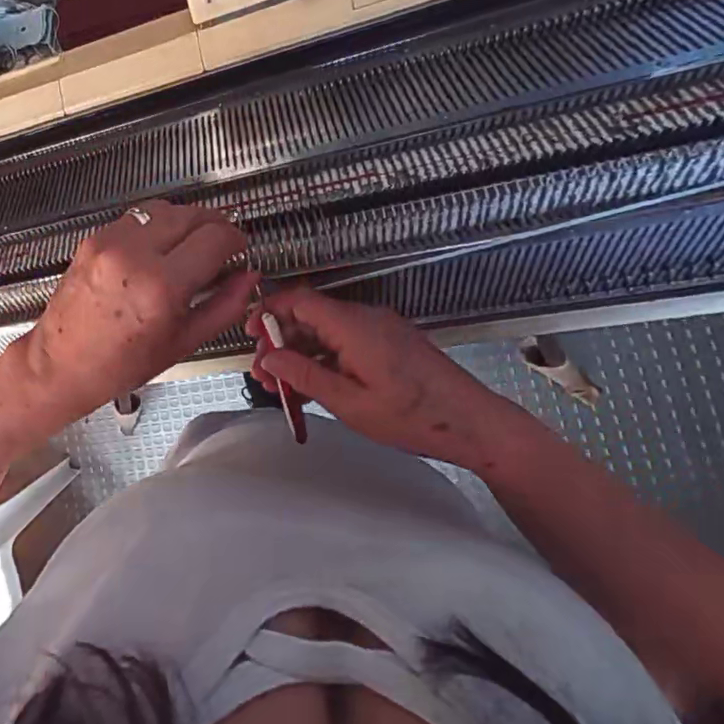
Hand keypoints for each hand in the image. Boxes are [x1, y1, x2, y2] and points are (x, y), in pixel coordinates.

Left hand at [15, 200, 256, 421]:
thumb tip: (247, 279)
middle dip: (215, 224)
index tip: (239, 247)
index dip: (235, 240)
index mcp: (161, 286)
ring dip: (186, 220)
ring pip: (164, 209)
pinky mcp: (94, 240)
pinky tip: (160, 248)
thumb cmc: (117, 363)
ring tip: (192, 243)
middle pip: (192, 214)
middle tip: (222, 242)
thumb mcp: (183, 342)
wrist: (61, 364)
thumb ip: (225, 306)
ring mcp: (110, 243)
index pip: (215, 237)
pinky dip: (155, 226)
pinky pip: (136, 218)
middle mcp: (134, 256)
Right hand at [247, 288, 555, 464]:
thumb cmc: (415, 417)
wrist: (473, 423)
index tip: (250, 333)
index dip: (269, 311)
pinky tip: (312, 387)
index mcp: (355, 326)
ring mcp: (379, 330)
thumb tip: (269, 359)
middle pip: (310, 316)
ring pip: (326, 332)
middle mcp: (366, 319)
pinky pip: (345, 343)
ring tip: (282, 387)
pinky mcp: (389, 344)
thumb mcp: (351, 403)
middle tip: (263, 375)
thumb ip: (305, 376)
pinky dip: (324, 360)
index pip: (301, 300)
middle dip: (280, 342)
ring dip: (300, 355)